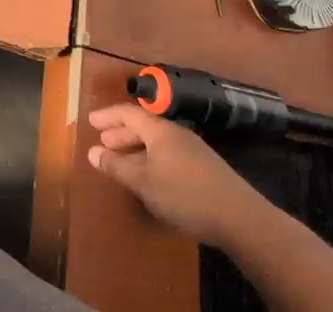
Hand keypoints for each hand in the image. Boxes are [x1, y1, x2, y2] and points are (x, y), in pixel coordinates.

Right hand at [86, 104, 272, 247]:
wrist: (241, 219)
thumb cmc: (185, 195)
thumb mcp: (143, 183)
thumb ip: (116, 166)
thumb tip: (92, 152)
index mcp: (160, 131)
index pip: (128, 113)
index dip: (108, 116)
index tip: (91, 121)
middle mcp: (177, 134)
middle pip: (144, 126)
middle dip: (121, 133)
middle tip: (103, 143)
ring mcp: (194, 151)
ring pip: (157, 142)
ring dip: (136, 148)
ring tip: (122, 161)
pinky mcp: (205, 168)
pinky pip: (169, 154)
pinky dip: (152, 159)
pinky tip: (150, 177)